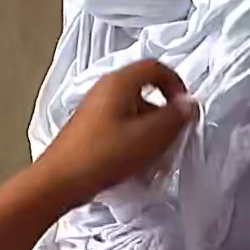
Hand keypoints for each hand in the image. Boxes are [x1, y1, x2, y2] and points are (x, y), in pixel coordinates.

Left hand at [31, 59, 196, 207]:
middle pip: (145, 89)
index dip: (176, 84)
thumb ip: (174, 117)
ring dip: (151, 127)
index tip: (184, 108)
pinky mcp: (90, 127)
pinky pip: (121, 123)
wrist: (60, 181)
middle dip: (164, 111)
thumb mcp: (149, 136)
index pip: (156, 67)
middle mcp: (105, 88)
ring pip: (134, 109)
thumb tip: (189, 104)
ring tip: (156, 153)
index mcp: (119, 82)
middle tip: (173, 134)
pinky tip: (136, 160)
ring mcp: (95, 107)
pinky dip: (135, 136)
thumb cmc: (105, 154)